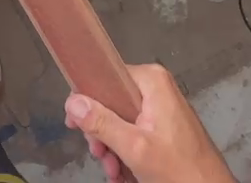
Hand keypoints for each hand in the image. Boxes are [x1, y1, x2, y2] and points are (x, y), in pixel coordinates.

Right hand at [66, 64, 235, 182]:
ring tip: (114, 172)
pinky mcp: (166, 127)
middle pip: (111, 101)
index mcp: (151, 80)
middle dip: (102, 133)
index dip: (87, 101)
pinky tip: (124, 173)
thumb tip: (71, 102)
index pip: (105, 76)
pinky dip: (127, 152)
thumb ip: (102, 123)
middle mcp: (156, 87)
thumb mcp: (135, 148)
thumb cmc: (179, 170)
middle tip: (100, 156)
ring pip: (121, 120)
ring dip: (112, 147)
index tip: (75, 126)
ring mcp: (162, 107)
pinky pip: (135, 131)